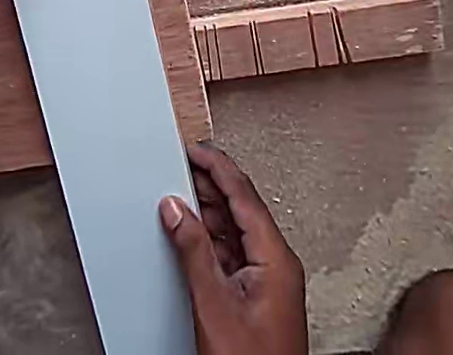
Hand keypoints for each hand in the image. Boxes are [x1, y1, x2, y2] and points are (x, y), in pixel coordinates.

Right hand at [160, 142, 307, 354]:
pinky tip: (190, 228)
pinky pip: (231, 248)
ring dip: (207, 207)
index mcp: (276, 256)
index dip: (216, 165)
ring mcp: (267, 277)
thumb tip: (176, 208)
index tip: (194, 148)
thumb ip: (193, 250)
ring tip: (180, 189)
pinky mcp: (256, 291)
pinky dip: (209, 233)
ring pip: (234, 225)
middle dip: (209, 181)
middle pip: (240, 205)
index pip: (243, 193)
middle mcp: (276, 261)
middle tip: (181, 162)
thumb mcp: (214, 305)